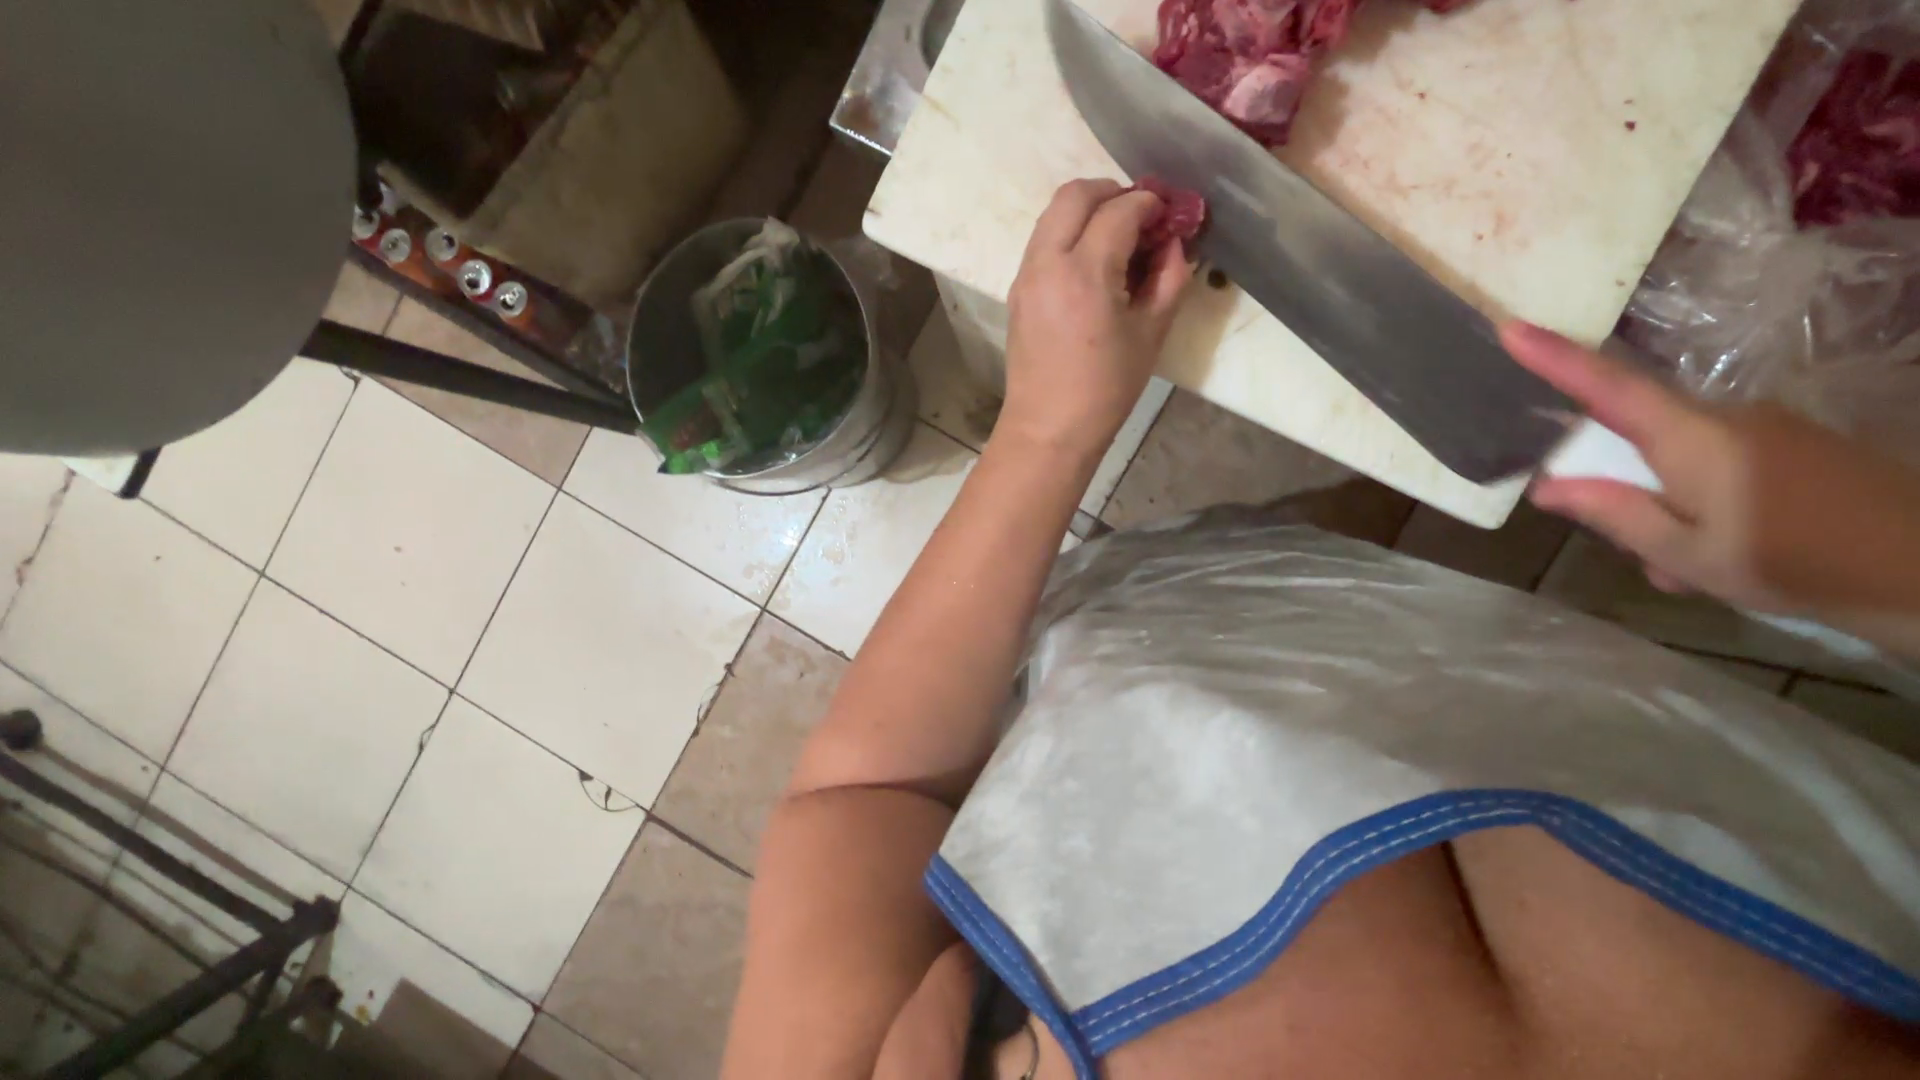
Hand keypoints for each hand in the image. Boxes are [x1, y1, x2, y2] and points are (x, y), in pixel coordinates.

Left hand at [996, 179, 1193, 456]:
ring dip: (1088, 210)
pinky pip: (1043, 241)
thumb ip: (1169, 276)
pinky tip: (1095, 262)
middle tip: (1141, 214)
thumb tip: (1173, 241)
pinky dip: (1069, 234)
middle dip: (1113, 192)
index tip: (1169, 214)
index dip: (1150, 204)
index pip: (1120, 210)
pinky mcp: (1017, 289)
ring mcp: (1026, 274)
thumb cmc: (1107, 388)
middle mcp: (1048, 262)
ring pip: (1053, 213)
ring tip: (1119, 237)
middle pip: (1075, 194)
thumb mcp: (1151, 332)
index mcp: (1085, 272)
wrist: (1049, 427)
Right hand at [1504, 321, 1919, 637]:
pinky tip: (1721, 552)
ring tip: (1689, 566)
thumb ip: (1613, 513)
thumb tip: (1547, 487)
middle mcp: (1726, 418)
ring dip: (1664, 507)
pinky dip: (1698, 505)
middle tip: (1643, 550)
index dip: (1556, 358)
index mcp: (1693, 438)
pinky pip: (1713, 465)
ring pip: (1674, 460)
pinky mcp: (1790, 445)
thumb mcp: (1685, 553)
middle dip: (1620, 486)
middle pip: (1636, 435)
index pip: (1608, 388)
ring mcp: (1764, 429)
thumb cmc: (1794, 562)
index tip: (1511, 328)